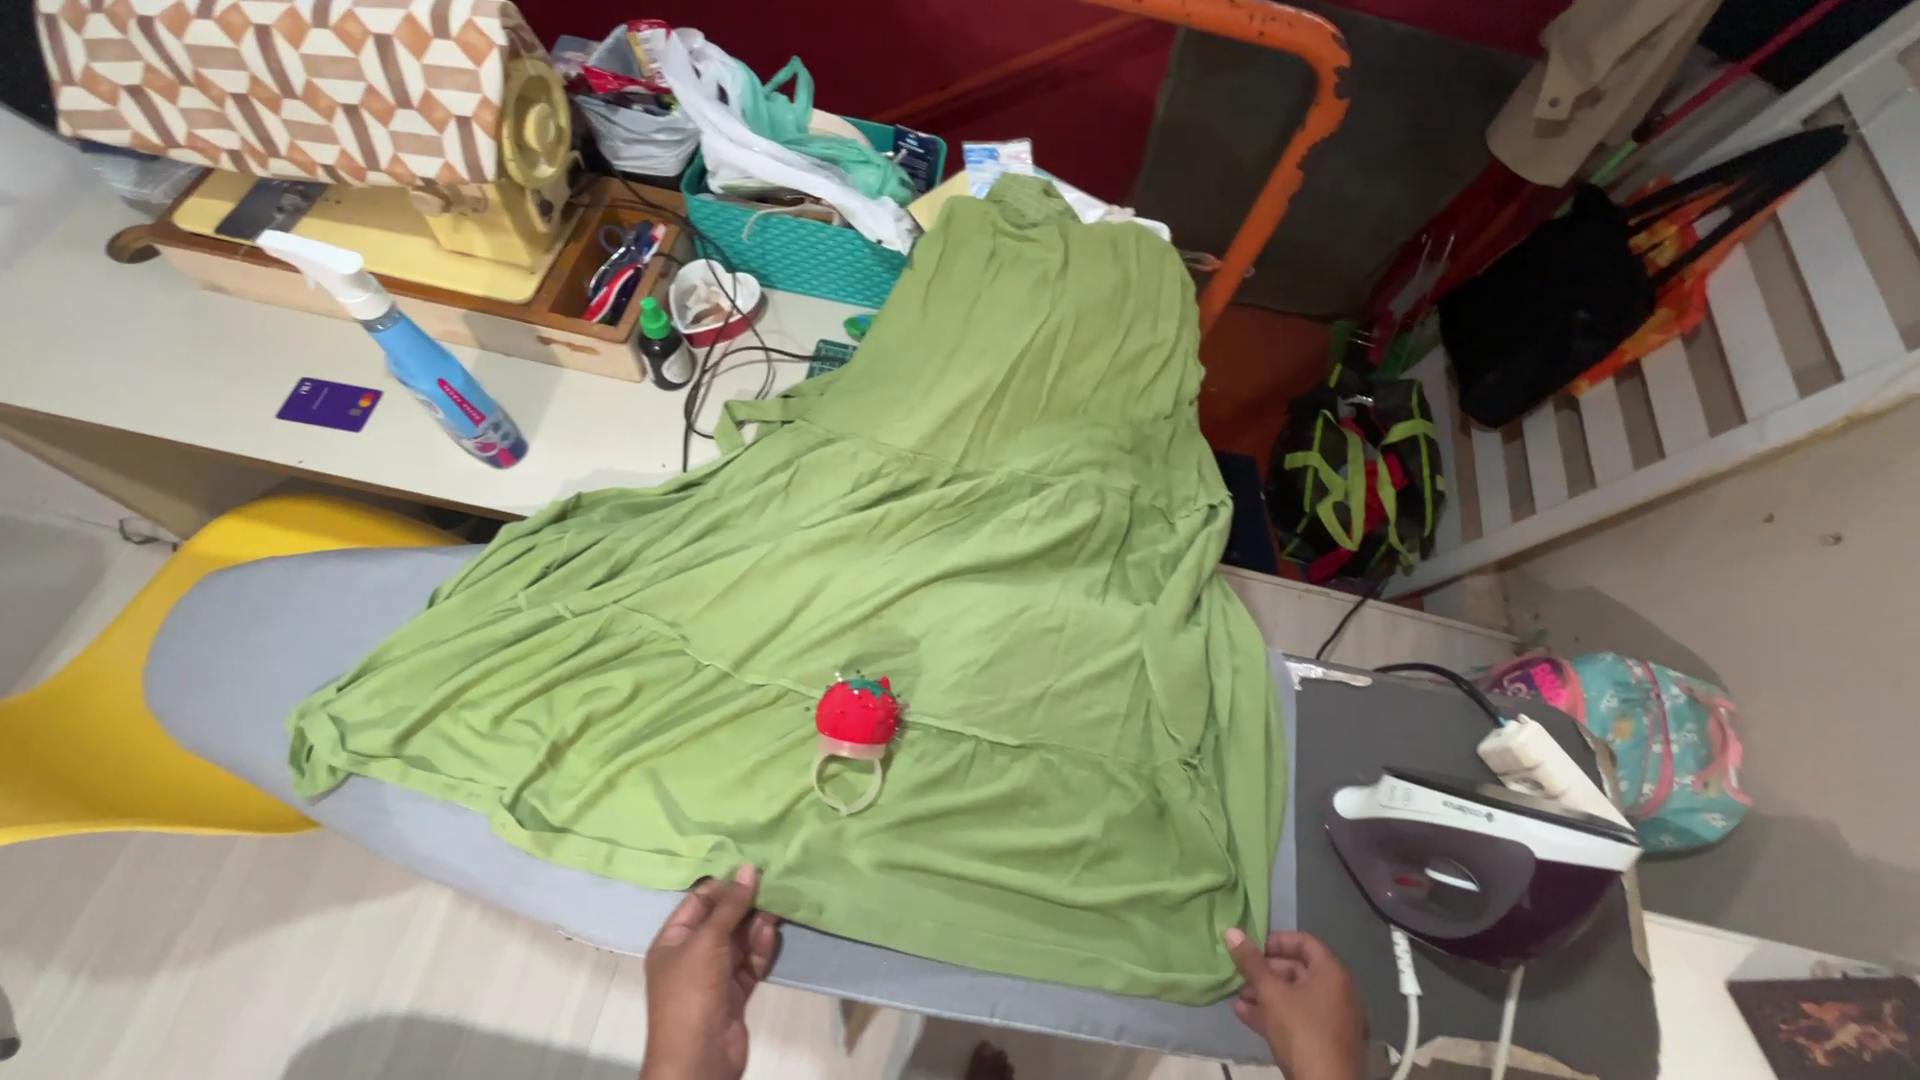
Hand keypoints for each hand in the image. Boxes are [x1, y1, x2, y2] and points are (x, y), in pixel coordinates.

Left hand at [640, 865, 781, 1079]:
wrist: (698, 1060)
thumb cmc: (692, 993)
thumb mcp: (708, 941)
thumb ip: (730, 906)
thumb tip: (749, 868)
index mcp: (673, 941)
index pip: (698, 901)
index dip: (723, 884)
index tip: (752, 867)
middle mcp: (692, 955)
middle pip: (722, 920)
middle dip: (745, 903)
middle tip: (774, 881)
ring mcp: (714, 976)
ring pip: (739, 940)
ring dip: (757, 925)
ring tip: (778, 905)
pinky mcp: (735, 993)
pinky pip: (750, 963)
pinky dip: (761, 949)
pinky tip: (773, 933)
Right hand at [1225, 928, 1367, 1079]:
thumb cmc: (1301, 1032)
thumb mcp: (1271, 993)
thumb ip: (1251, 962)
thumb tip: (1231, 931)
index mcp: (1332, 974)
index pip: (1305, 942)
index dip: (1277, 941)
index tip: (1252, 947)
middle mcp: (1338, 993)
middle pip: (1298, 969)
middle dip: (1265, 970)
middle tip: (1240, 973)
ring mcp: (1333, 1020)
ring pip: (1295, 996)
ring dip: (1265, 993)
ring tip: (1238, 996)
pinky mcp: (1325, 1042)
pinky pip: (1298, 1017)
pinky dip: (1274, 1013)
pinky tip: (1244, 1015)